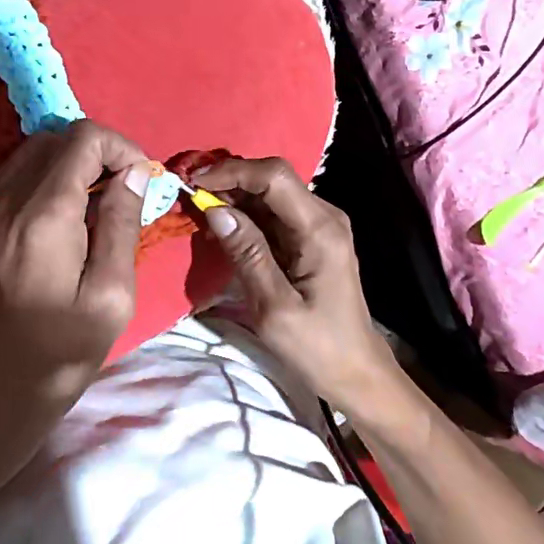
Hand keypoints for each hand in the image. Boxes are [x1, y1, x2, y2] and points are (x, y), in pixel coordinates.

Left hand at [0, 120, 149, 430]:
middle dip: (98, 153)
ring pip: (31, 153)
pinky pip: (12, 179)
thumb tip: (135, 174)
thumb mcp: (110, 297)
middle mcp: (5, 198)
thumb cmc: (55, 357)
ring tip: (97, 207)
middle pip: (56, 137)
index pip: (84, 137)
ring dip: (70, 165)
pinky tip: (62, 222)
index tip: (143, 181)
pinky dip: (44, 181)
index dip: (122, 147)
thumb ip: (123, 225)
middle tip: (124, 192)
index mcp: (44, 212)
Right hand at [191, 157, 399, 413]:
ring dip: (234, 196)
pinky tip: (222, 226)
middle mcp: (323, 216)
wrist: (355, 372)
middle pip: (273, 179)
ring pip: (271, 194)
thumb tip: (215, 209)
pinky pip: (274, 214)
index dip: (233, 171)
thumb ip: (247, 254)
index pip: (275, 176)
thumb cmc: (317, 347)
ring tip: (198, 208)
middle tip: (189, 193)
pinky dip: (246, 215)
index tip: (194, 182)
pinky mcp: (310, 239)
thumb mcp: (274, 307)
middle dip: (230, 180)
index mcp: (320, 229)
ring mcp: (319, 226)